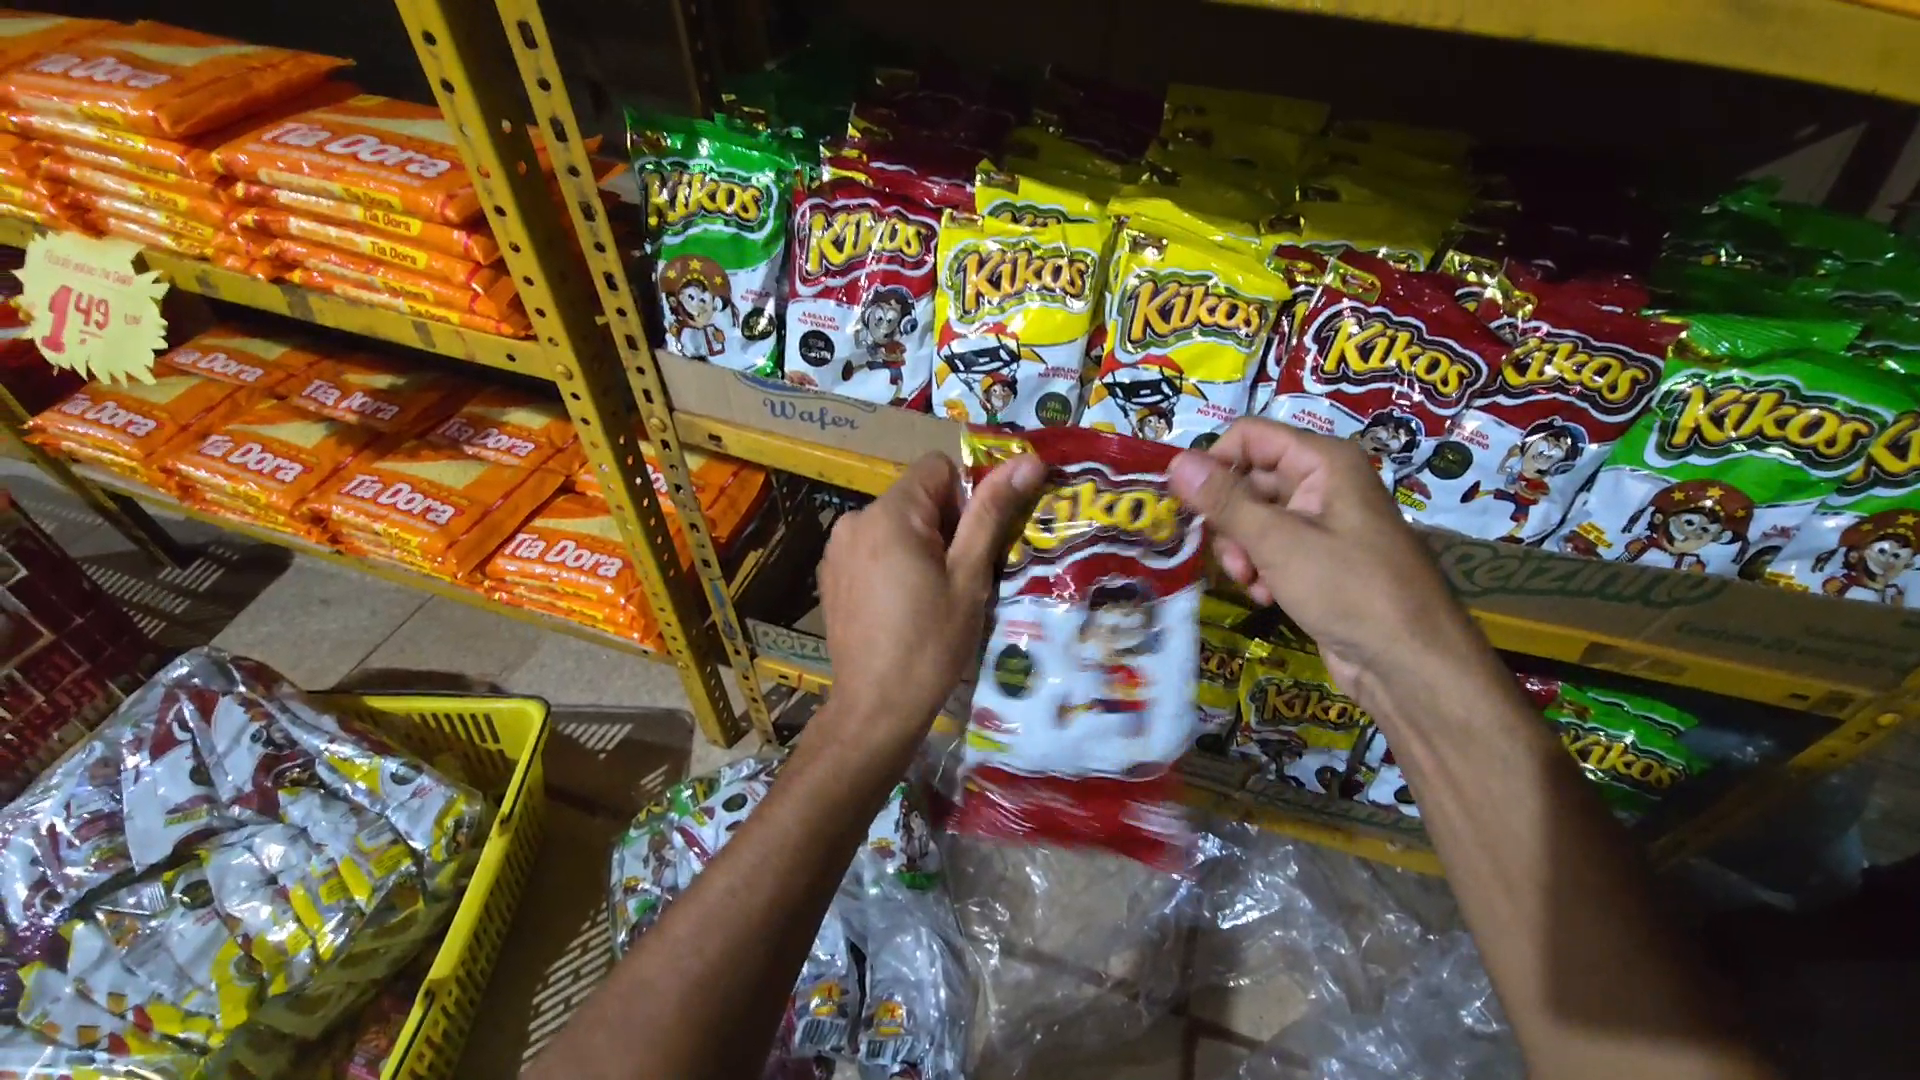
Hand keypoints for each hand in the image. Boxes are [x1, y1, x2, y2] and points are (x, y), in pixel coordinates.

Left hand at [815, 452, 1043, 762]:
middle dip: (944, 525)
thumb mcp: (969, 577)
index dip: (966, 496)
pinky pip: (872, 549)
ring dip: (919, 544)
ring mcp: (836, 549)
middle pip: (915, 497)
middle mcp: (854, 520)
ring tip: (932, 595)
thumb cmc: (931, 643)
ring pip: (894, 524)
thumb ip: (992, 513)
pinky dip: (893, 563)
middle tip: (960, 576)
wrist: (875, 707)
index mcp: (889, 513)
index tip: (975, 542)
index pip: (938, 468)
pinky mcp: (830, 576)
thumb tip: (1028, 460)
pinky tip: (902, 606)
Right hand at [1168, 418, 1481, 700]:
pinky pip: (1271, 548)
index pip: (1249, 437)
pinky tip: (1267, 595)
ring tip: (1251, 580)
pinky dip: (1260, 569)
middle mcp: (1323, 483)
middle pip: (1248, 479)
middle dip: (1229, 519)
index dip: (1215, 464)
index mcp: (1323, 462)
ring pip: (1254, 518)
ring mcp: (1322, 523)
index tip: (1191, 505)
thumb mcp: (1278, 542)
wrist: (1408, 662)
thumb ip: (1224, 501)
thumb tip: (1175, 461)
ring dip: (1241, 550)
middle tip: (1231, 556)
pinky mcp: (1319, 559)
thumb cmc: (1348, 589)